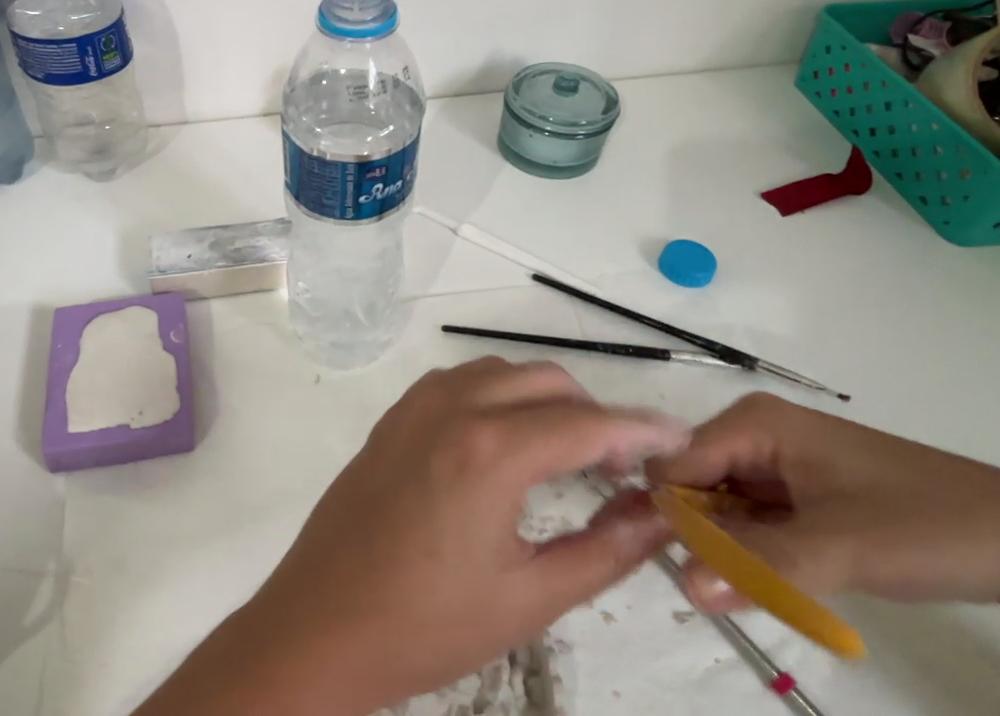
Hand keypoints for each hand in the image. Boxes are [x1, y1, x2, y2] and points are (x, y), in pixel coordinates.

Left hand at [134, 357, 688, 715]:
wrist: (320, 627)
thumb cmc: (426, 624)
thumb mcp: (529, 598)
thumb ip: (606, 549)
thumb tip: (660, 513)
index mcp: (489, 449)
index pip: (587, 422)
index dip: (641, 429)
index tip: (679, 442)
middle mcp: (450, 409)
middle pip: (545, 380)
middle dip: (593, 411)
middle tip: (620, 464)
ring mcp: (412, 409)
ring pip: (497, 371)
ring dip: (542, 397)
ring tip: (567, 451)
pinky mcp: (389, 421)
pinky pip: (455, 383)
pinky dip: (494, 395)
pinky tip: (503, 441)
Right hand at [648, 392, 999, 612]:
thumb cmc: (928, 526)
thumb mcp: (839, 549)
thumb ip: (758, 565)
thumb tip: (684, 586)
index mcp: (754, 423)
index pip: (673, 466)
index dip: (666, 515)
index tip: (677, 570)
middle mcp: (754, 434)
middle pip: (691, 487)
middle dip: (697, 539)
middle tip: (720, 591)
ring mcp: (775, 465)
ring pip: (719, 511)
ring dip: (727, 554)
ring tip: (752, 590)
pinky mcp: (797, 495)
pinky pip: (749, 525)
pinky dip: (753, 557)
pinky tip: (771, 582)